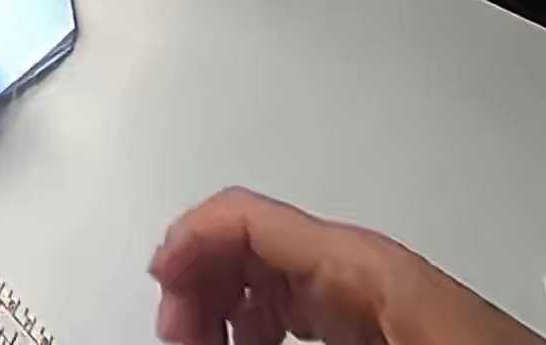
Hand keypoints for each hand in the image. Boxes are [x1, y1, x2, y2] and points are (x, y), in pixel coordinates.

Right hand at [150, 188, 545, 344]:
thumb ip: (271, 324)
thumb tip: (198, 323)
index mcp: (362, 258)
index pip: (238, 213)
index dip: (185, 239)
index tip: (161, 280)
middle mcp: (363, 261)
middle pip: (241, 239)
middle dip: (197, 277)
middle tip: (176, 327)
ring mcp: (376, 290)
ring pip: (263, 270)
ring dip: (220, 300)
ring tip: (200, 336)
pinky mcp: (385, 320)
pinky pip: (296, 301)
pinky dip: (257, 319)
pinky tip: (245, 342)